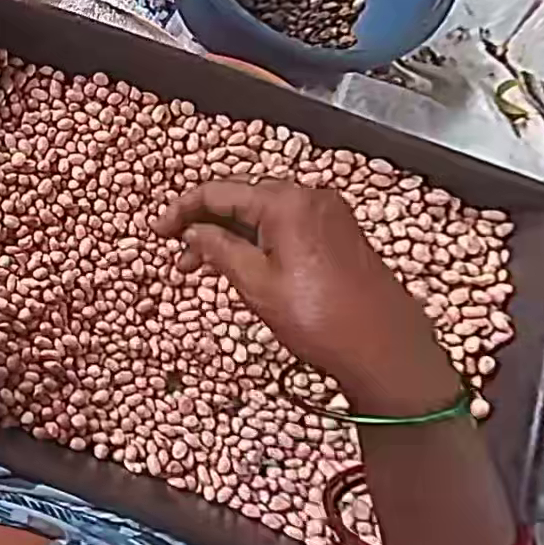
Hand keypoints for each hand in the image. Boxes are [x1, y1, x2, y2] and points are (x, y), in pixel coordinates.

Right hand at [151, 180, 458, 415]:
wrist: (387, 352)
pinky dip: (251, 239)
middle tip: (174, 250)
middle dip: (201, 222)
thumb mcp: (255, 283)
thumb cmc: (318, 318)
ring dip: (224, 233)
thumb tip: (191, 231)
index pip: (217, 192)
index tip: (156, 231)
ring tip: (197, 264)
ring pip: (258, 213)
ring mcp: (326, 214)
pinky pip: (280, 225)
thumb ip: (217, 248)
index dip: (180, 209)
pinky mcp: (336, 234)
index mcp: (286, 203)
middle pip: (238, 198)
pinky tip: (234, 262)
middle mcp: (309, 197)